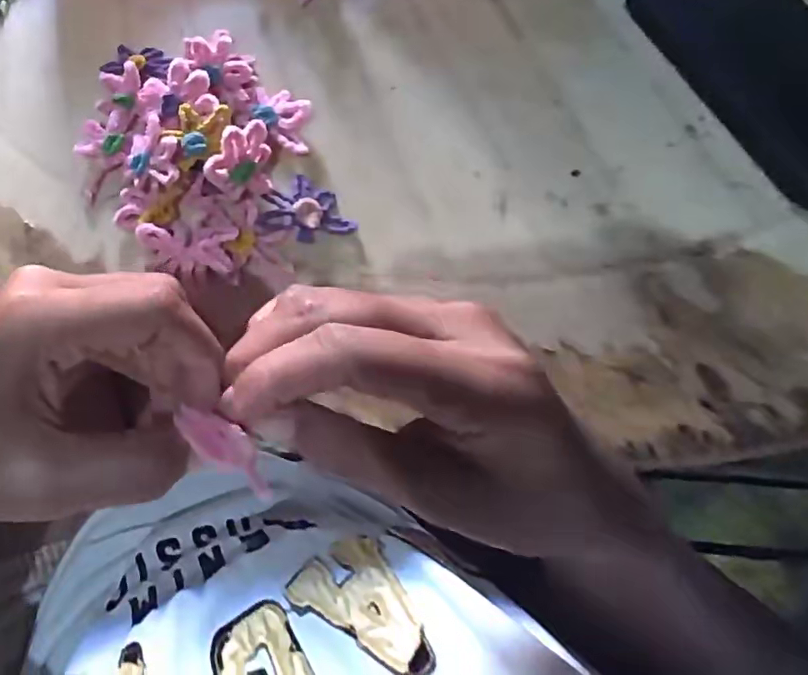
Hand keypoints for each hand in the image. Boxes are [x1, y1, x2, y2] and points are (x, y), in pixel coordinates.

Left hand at [0, 266, 223, 520]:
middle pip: (153, 302)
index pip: (154, 303)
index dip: (196, 355)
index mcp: (42, 312)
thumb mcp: (51, 483)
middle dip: (183, 364)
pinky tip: (134, 409)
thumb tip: (199, 445)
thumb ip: (137, 467)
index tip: (207, 417)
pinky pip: (117, 322)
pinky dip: (141, 364)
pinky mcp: (51, 303)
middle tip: (188, 429)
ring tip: (159, 428)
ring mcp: (49, 287)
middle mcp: (51, 281)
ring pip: (141, 311)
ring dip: (164, 367)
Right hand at [221, 287, 669, 561]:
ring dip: (280, 327)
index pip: (358, 351)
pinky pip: (353, 303)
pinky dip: (304, 323)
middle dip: (271, 344)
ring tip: (240, 369)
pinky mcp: (431, 308)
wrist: (585, 489)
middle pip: (341, 311)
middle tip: (222, 384)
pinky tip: (277, 349)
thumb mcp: (431, 497)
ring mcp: (447, 306)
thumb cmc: (518, 511)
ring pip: (340, 296)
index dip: (284, 371)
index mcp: (479, 378)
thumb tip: (261, 418)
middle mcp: (462, 321)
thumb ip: (344, 450)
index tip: (233, 406)